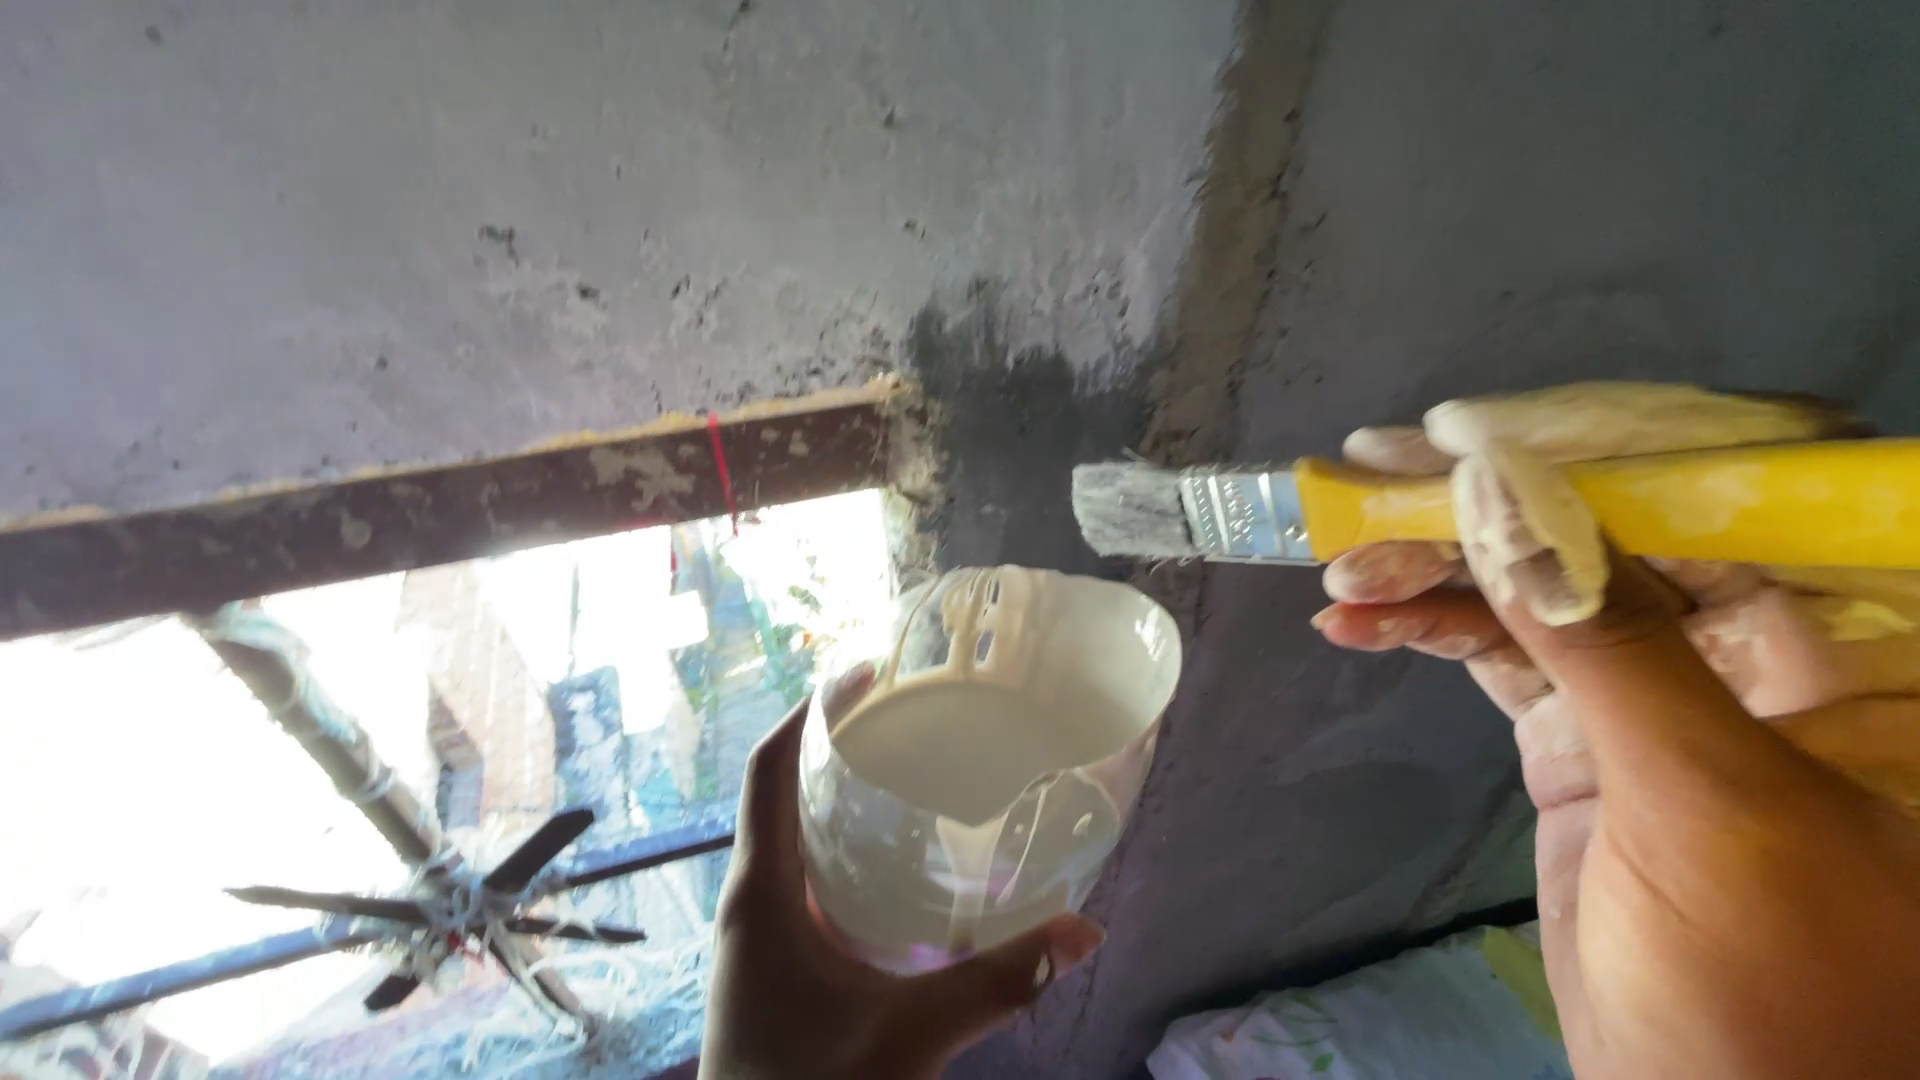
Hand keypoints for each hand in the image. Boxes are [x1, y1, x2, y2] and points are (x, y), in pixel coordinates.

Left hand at [699, 702, 1105, 1079]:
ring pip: (792, 829)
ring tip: (904, 761)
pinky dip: (843, 839)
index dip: (808, 711)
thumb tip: (1084, 930)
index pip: (768, 768)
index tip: (864, 676)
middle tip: (904, 712)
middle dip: (832, 740)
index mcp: (759, 894)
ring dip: (836, 789)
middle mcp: (750, 896)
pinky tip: (896, 851)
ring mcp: (758, 928)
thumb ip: (998, 984)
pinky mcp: (775, 954)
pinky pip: (806, 870)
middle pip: (780, 787)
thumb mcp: (908, 1038)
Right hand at [1314, 383, 1919, 1078]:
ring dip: (1429, 574)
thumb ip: (1602, 634)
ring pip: (1530, 587)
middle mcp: (1756, 641)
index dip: (1591, 442)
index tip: (1461, 434)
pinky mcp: (1578, 727)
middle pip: (1600, 528)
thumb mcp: (1704, 797)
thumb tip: (1493, 489)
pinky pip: (1491, 650)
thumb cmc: (1779, 988)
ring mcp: (1655, 685)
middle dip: (1478, 503)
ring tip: (1339, 573)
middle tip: (1365, 477)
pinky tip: (1354, 623)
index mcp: (1853, 638)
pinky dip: (1421, 629)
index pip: (1725, 487)